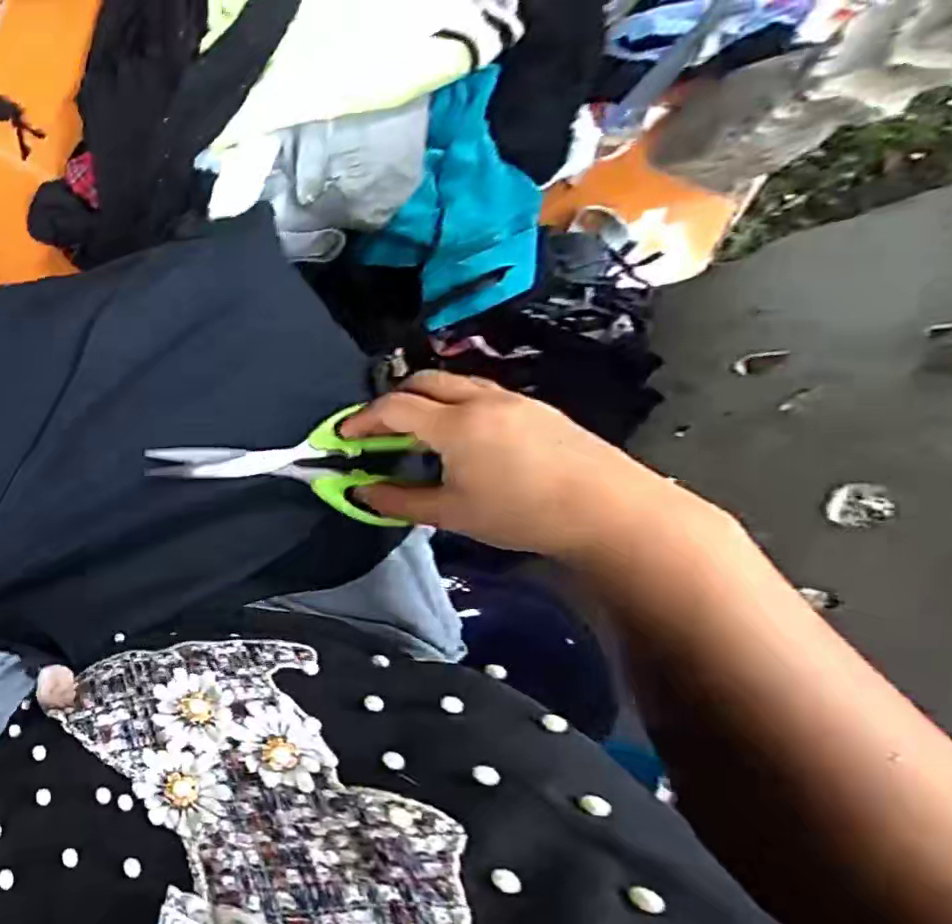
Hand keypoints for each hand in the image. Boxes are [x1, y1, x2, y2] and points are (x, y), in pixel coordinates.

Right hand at [340, 372, 710, 565]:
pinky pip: (480, 393)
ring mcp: (513, 400)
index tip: (342, 436)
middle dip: (390, 400)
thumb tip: (360, 492)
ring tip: (413, 432)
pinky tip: (458, 436)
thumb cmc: (521, 513)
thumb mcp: (450, 514)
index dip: (360, 420)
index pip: (393, 407)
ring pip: (454, 383)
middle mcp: (481, 400)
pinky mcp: (536, 408)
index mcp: (455, 424)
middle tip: (374, 430)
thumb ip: (398, 500)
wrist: (610, 509)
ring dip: (423, 399)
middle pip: (423, 381)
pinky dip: (452, 404)